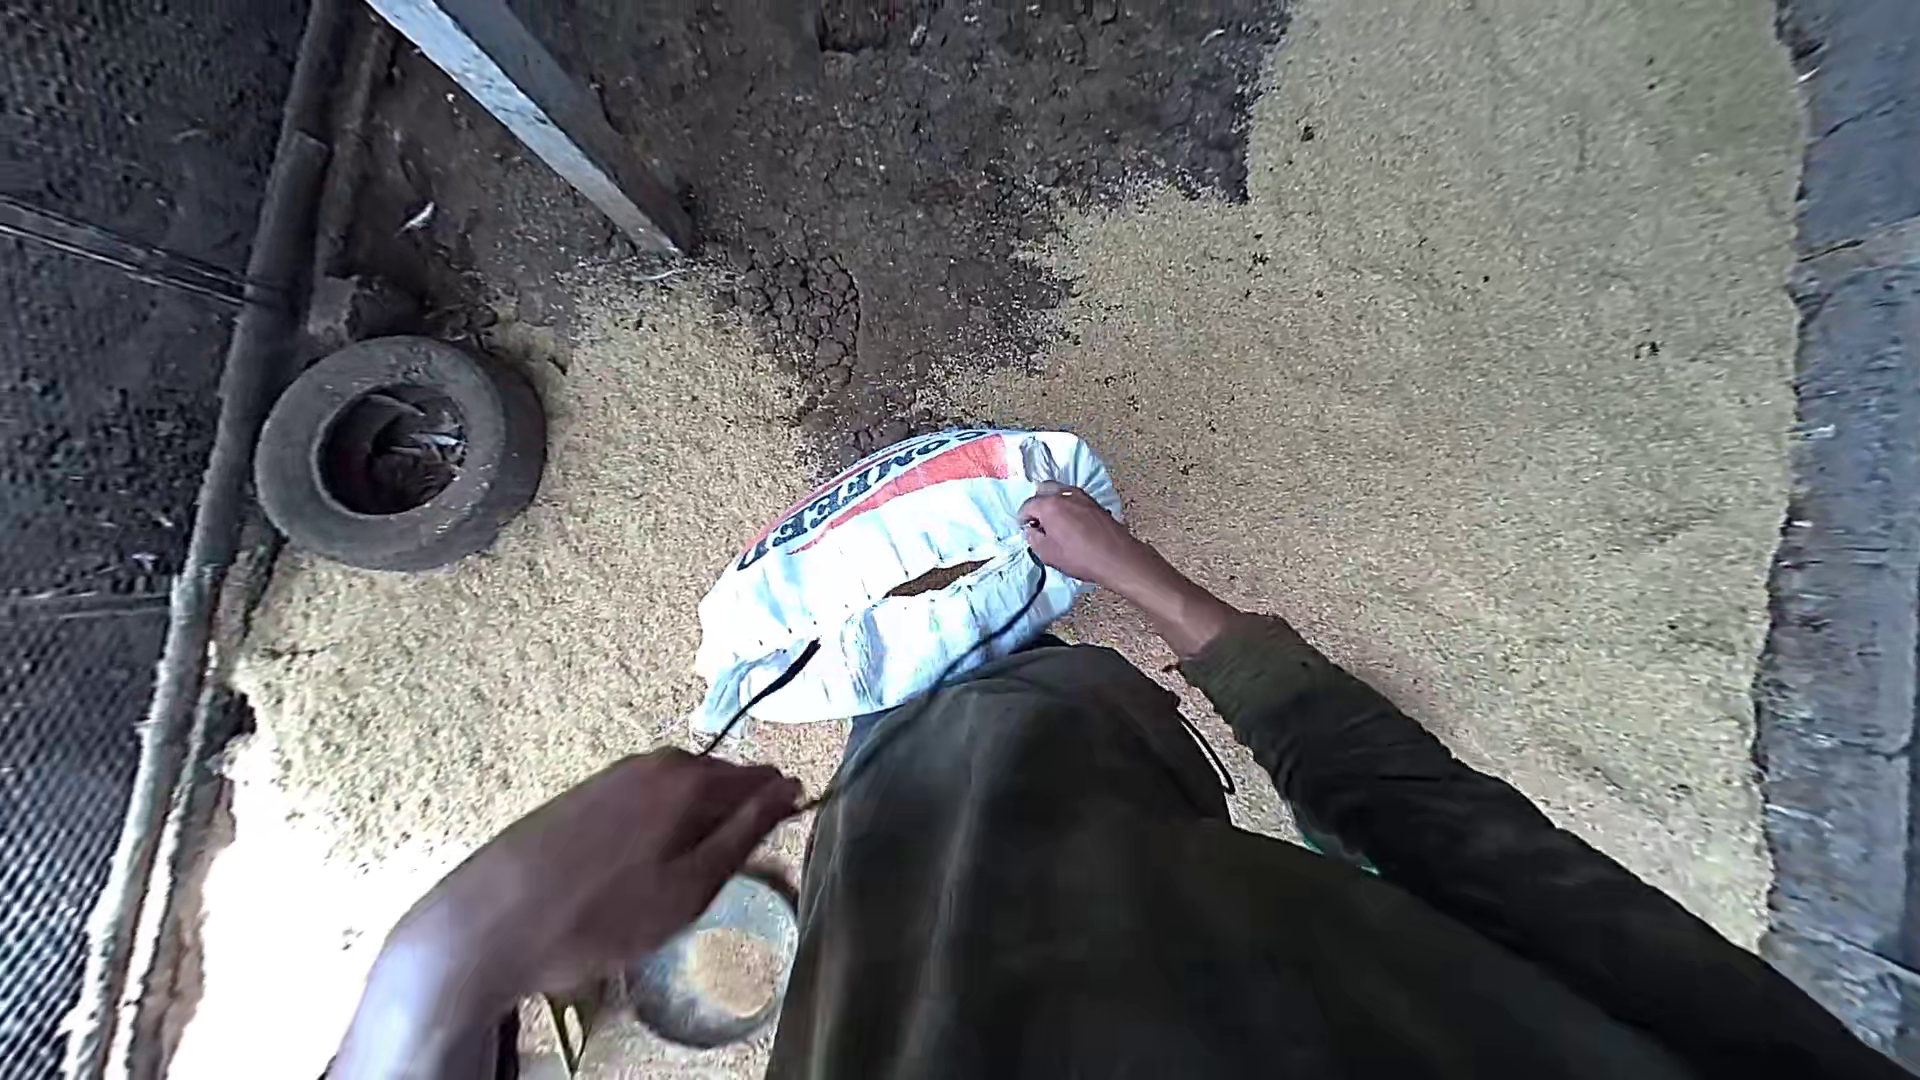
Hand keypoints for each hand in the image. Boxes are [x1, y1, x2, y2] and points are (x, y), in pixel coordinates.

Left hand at [333, 750, 798, 1077]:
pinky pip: (651, 792)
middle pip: (724, 780)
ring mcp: (622, 768)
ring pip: (686, 787)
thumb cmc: (601, 916)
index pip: (762, 777)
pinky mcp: (592, 785)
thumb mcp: (691, 886)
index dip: (774, 809)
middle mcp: (663, 759)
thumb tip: (790, 785)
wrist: (481, 927)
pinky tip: (632, 862)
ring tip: (668, 875)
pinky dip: (660, 819)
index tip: (762, 850)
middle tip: (708, 876)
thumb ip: (749, 829)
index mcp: (693, 779)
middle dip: (731, 817)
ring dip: (693, 821)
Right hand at [1018, 481, 1165, 592]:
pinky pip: (1075, 500)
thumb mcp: (1047, 553)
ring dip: (1054, 504)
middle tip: (1038, 523)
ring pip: (1061, 493)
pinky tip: (1071, 522)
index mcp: (1049, 505)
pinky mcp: (1096, 504)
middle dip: (1038, 505)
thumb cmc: (1079, 557)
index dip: (1023, 518)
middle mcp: (1065, 495)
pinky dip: (1068, 506)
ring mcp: (1083, 497)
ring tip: (1055, 522)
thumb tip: (1031, 530)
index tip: (1025, 528)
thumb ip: (1033, 539)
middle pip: (1044, 492)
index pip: (1028, 505)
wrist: (1116, 558)